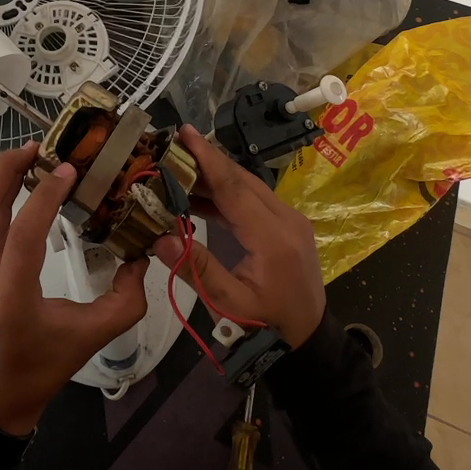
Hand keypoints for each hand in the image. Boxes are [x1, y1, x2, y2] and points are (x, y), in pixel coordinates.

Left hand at [0, 141, 149, 433]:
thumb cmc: (42, 369)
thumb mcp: (89, 339)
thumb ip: (124, 302)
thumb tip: (142, 259)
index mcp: (11, 297)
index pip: (23, 232)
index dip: (45, 195)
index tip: (67, 169)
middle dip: (5, 169)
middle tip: (37, 146)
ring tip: (29, 156)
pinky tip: (22, 188)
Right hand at [151, 125, 326, 347]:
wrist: (310, 336)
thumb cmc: (268, 323)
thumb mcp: (230, 304)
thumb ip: (197, 269)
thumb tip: (160, 238)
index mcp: (272, 236)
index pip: (233, 187)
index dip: (207, 159)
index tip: (185, 132)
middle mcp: (285, 218)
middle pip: (241, 179)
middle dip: (207, 159)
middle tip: (175, 142)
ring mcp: (289, 219)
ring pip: (247, 185)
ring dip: (215, 174)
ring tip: (181, 165)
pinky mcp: (287, 223)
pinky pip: (253, 198)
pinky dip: (226, 192)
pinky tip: (200, 194)